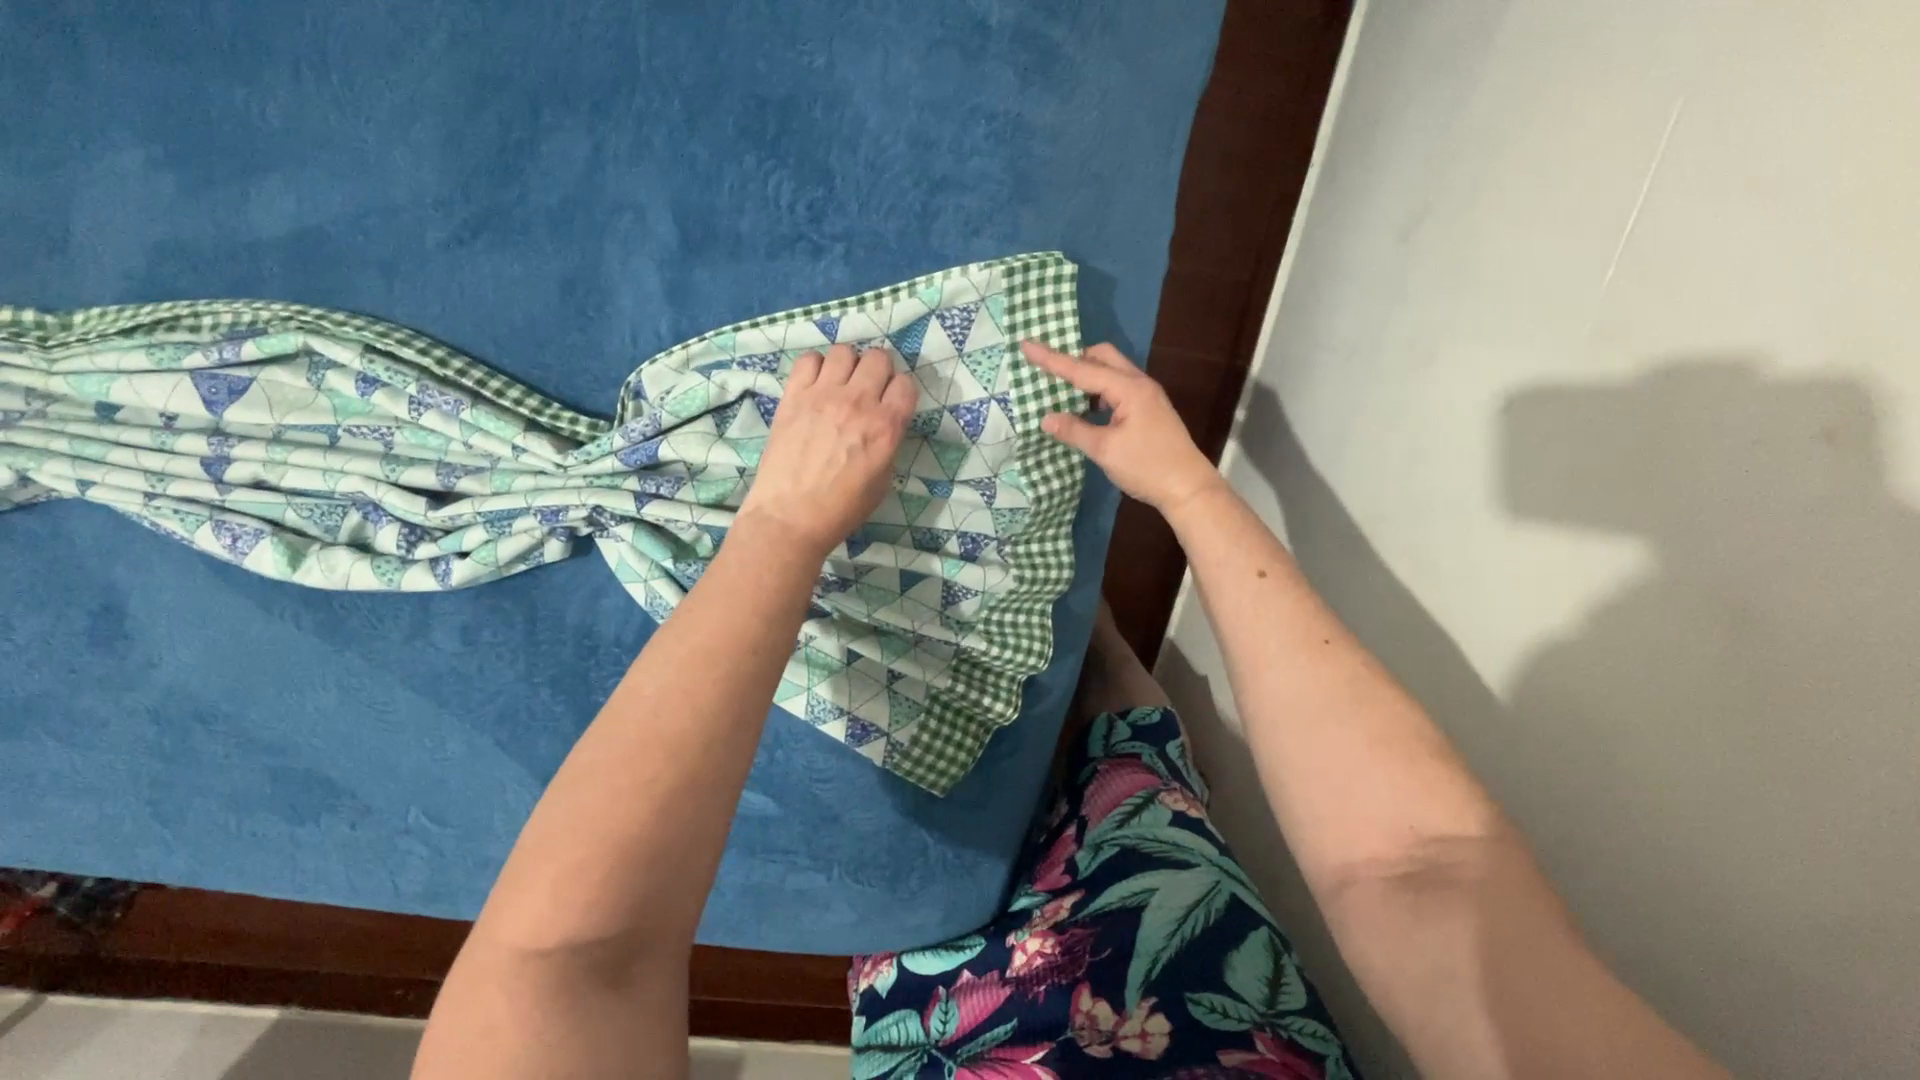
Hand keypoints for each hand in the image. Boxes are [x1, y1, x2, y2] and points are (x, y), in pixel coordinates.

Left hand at [739, 344, 917, 555]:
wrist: (790, 516)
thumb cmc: (841, 509)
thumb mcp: (883, 481)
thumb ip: (888, 444)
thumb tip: (882, 426)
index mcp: (886, 426)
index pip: (905, 384)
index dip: (901, 392)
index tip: (892, 403)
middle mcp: (858, 402)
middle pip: (879, 358)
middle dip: (879, 371)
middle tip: (868, 390)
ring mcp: (823, 395)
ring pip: (845, 351)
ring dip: (848, 365)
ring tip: (840, 384)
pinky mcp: (793, 396)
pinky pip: (809, 359)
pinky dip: (816, 367)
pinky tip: (815, 385)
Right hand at [1022, 341, 1224, 513]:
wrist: (1188, 487)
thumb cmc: (1147, 467)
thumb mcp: (1105, 450)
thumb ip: (1074, 430)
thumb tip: (1046, 418)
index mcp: (1128, 388)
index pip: (1082, 369)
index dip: (1051, 359)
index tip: (1026, 344)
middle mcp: (1139, 384)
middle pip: (1102, 357)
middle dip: (1075, 359)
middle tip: (1050, 373)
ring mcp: (1146, 396)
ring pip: (1111, 373)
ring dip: (1087, 377)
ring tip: (1063, 393)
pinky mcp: (1148, 410)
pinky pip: (1118, 389)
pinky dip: (1099, 393)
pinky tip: (1087, 411)